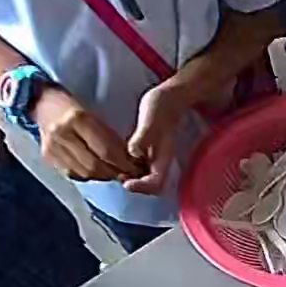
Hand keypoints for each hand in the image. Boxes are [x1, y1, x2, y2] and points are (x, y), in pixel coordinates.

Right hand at [31, 85, 141, 180]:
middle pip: (96, 165)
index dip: (125, 163)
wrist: (39, 101)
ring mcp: (52, 147)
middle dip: (116, 173)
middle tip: (130, 175)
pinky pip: (73, 173)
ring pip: (85, 172)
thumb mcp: (93, 114)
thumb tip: (131, 159)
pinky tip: (99, 173)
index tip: (138, 168)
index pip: (106, 150)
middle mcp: (63, 134)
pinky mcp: (47, 156)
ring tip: (117, 175)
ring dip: (105, 177)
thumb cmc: (73, 106)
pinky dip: (90, 176)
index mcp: (78, 119)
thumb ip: (109, 136)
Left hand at [124, 77, 200, 196]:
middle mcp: (159, 163)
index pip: (156, 184)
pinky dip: (129, 170)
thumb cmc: (162, 107)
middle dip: (135, 186)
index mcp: (163, 159)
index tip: (125, 182)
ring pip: (145, 179)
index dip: (142, 188)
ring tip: (115, 170)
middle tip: (117, 176)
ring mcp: (154, 159)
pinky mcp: (148, 153)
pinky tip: (117, 161)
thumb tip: (133, 153)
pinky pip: (139, 169)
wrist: (171, 98)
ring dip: (131, 179)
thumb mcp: (151, 119)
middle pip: (151, 187)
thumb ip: (143, 137)